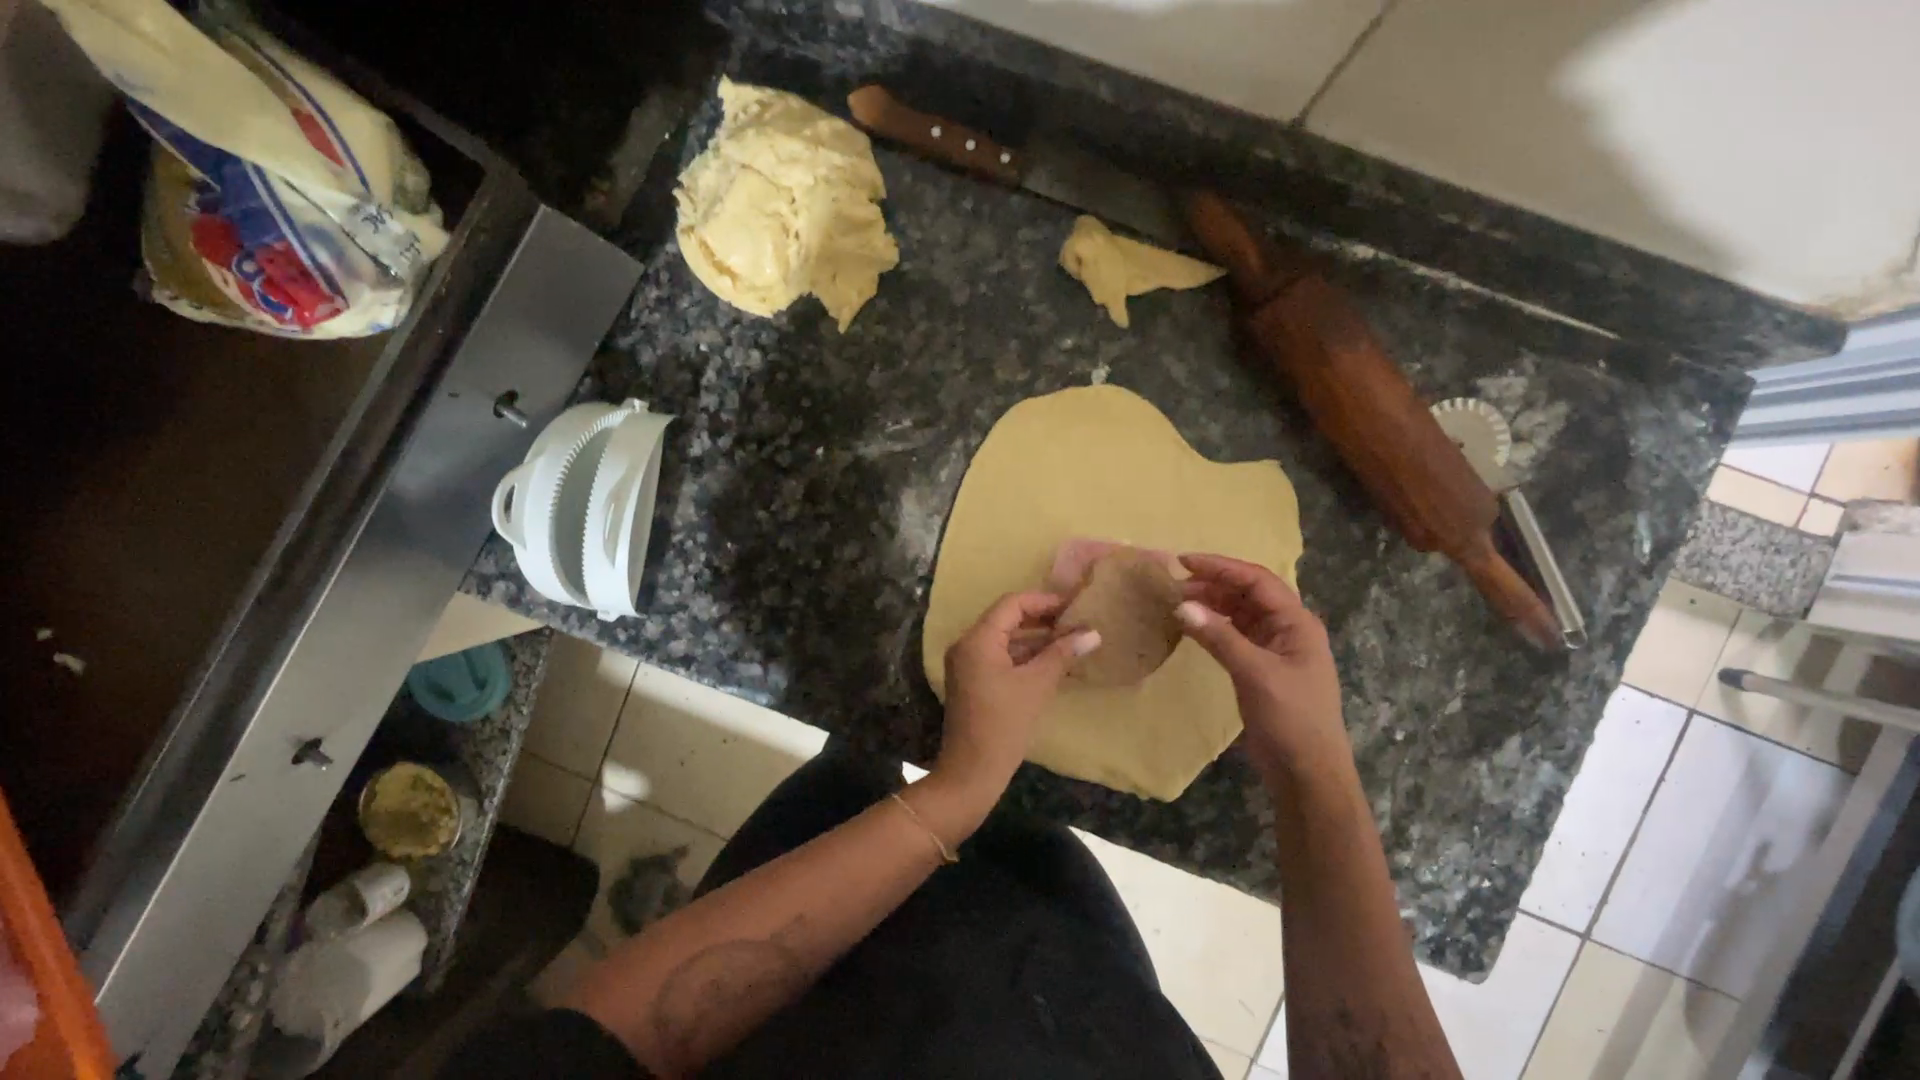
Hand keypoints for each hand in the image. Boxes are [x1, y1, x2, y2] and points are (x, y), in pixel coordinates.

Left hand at [937, 592, 1100, 802]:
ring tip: (1071, 640)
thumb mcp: (1036, 686)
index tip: (1074, 606)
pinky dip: (1024, 655)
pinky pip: (1000, 656)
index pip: (1012, 604)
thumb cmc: (1004, 725)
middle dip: (1042, 619)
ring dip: (1035, 638)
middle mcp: (967, 645)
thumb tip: (1093, 633)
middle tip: (1077, 622)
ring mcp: (967, 663)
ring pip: (1005, 639)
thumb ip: (1062, 654)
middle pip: (1007, 618)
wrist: (971, 771)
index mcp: (977, 640)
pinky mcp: (972, 680)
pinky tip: (1053, 661)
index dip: (1044, 601)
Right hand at [1175, 553, 1348, 779]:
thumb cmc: (1291, 718)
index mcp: (1297, 623)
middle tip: (1173, 585)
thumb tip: (1181, 605)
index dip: (1220, 567)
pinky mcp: (1260, 669)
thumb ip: (1219, 636)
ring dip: (1211, 604)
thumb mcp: (1255, 673)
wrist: (1308, 771)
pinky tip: (1191, 627)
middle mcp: (1287, 629)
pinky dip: (1213, 627)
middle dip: (1212, 584)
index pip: (1256, 580)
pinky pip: (1234, 635)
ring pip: (1239, 613)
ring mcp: (1274, 649)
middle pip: (1248, 593)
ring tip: (1177, 602)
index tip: (1182, 562)